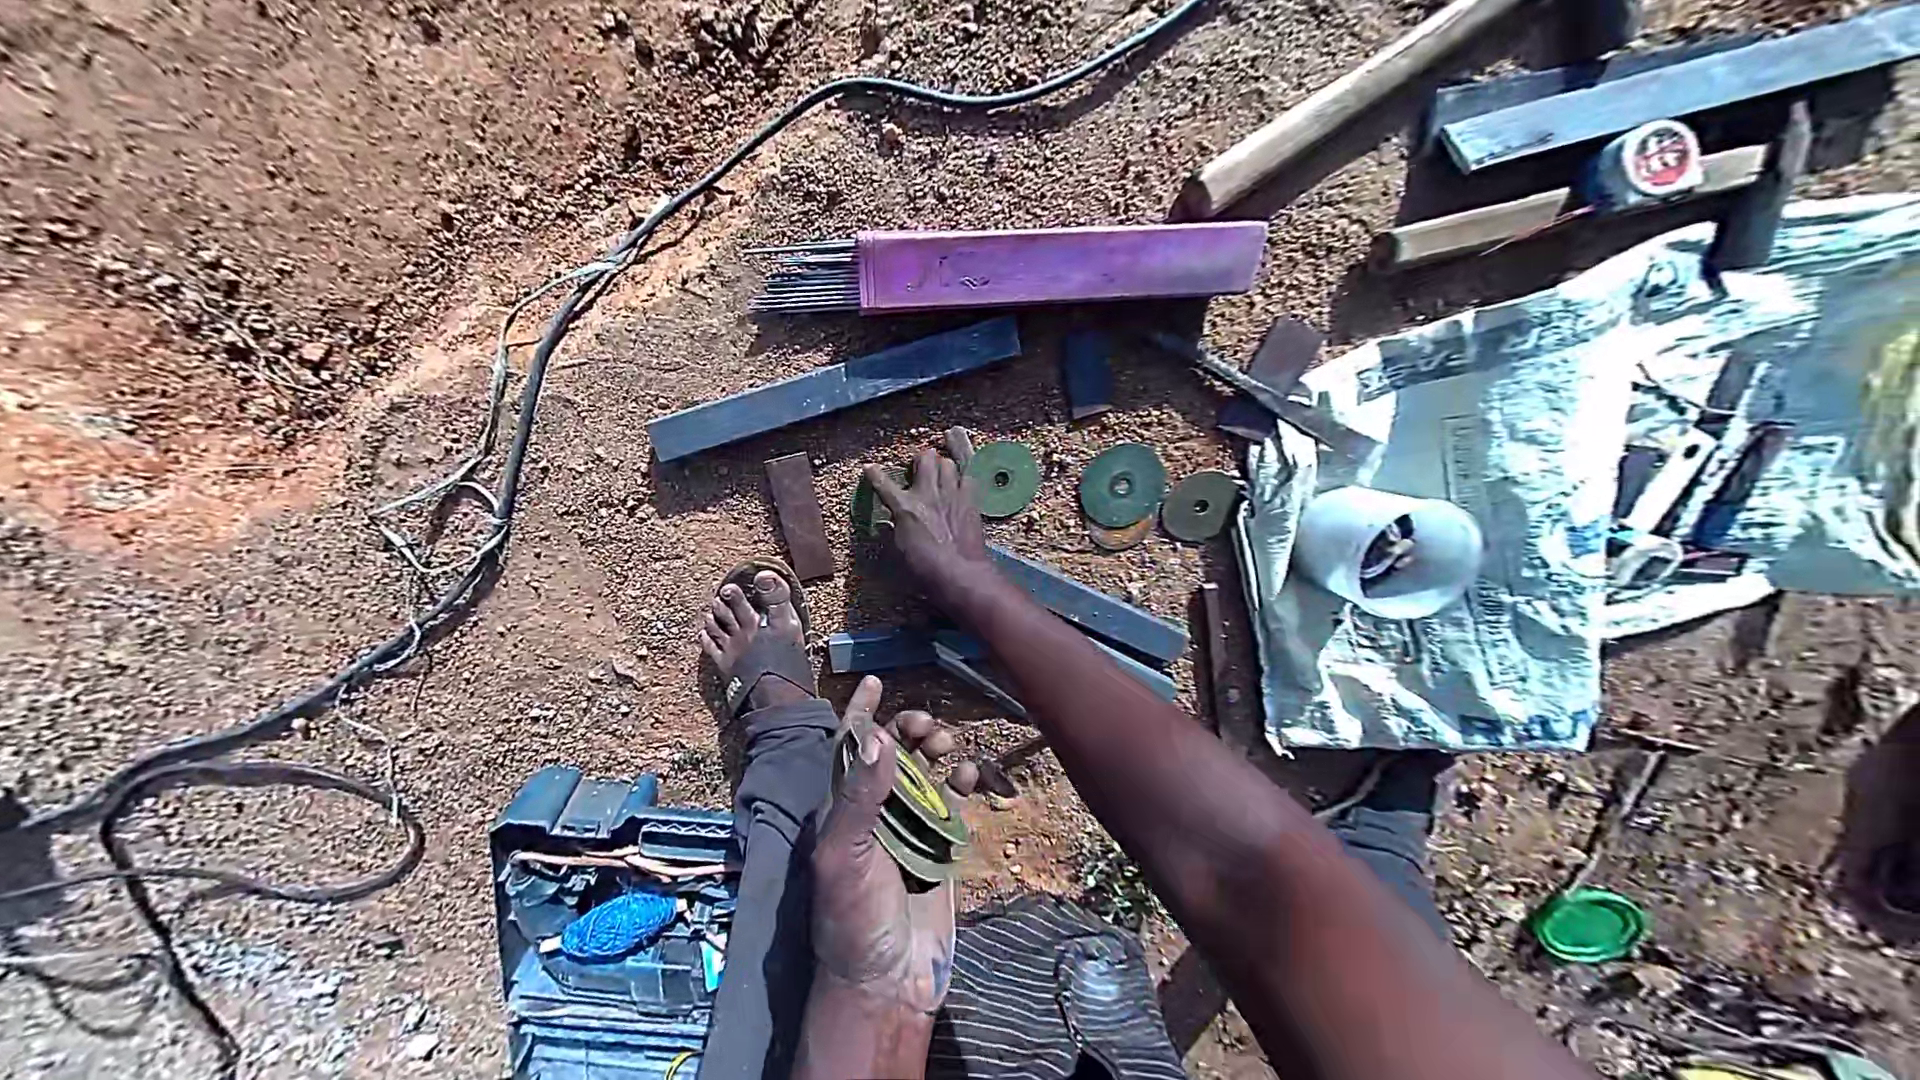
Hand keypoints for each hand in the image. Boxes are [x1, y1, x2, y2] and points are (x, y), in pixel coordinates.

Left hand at [809, 676, 979, 1011]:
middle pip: (892, 754)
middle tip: (926, 724)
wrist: (889, 983)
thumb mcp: (846, 854)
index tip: (874, 681)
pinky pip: (953, 803)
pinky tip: (968, 775)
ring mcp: (908, 827)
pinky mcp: (939, 845)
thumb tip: (878, 737)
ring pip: (924, 772)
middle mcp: (875, 810)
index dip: (860, 713)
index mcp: (842, 809)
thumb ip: (861, 795)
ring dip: (934, 751)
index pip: (849, 749)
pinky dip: (962, 783)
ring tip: (945, 744)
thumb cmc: (853, 918)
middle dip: (907, 729)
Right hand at [865, 428, 992, 609]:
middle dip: (920, 460)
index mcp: (905, 508)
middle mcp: (928, 494)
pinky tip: (960, 487)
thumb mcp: (899, 550)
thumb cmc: (924, 569)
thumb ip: (894, 530)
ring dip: (942, 466)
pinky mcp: (970, 501)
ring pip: (948, 463)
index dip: (874, 474)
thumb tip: (889, 524)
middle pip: (925, 458)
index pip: (883, 484)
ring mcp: (951, 495)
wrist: (959, 573)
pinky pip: (968, 478)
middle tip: (918, 470)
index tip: (869, 468)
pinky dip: (962, 480)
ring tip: (940, 476)